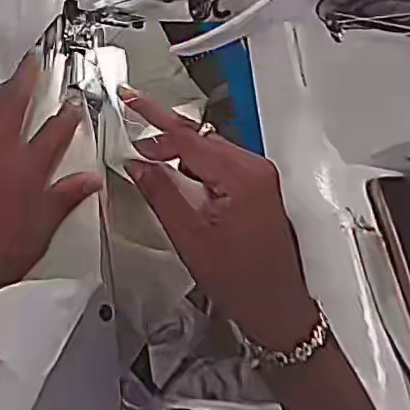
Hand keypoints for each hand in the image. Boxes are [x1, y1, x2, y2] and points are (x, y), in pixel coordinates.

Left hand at [0, 56, 101, 375]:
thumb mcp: (40, 230)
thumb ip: (65, 197)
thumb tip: (88, 181)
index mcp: (26, 170)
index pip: (54, 131)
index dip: (67, 115)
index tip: (72, 105)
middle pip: (14, 103)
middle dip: (26, 78)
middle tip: (33, 60)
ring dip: (1, 90)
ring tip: (11, 78)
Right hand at [121, 87, 318, 351]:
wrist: (278, 311)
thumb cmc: (245, 283)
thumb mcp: (190, 238)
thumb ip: (161, 194)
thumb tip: (139, 165)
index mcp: (240, 176)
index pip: (187, 135)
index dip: (153, 115)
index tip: (131, 99)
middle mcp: (255, 169)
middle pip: (199, 138)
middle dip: (163, 140)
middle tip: (134, 148)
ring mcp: (259, 177)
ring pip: (208, 150)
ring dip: (179, 154)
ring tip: (152, 166)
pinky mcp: (258, 186)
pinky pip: (220, 163)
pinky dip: (195, 167)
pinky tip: (178, 181)